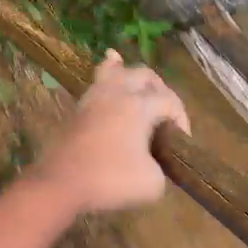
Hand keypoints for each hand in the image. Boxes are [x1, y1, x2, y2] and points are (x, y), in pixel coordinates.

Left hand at [31, 50, 190, 214]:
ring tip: (142, 85)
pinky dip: (110, 69)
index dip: (182, 118)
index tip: (183, 141)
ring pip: (118, 70)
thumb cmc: (111, 179)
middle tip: (166, 116)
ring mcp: (97, 94)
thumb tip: (152, 159)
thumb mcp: (152, 183)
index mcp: (140, 106)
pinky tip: (112, 65)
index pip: (169, 101)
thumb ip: (161, 165)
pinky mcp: (82, 104)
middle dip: (162, 91)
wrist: (64, 179)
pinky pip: (99, 77)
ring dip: (134, 76)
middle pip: (145, 76)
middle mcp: (119, 91)